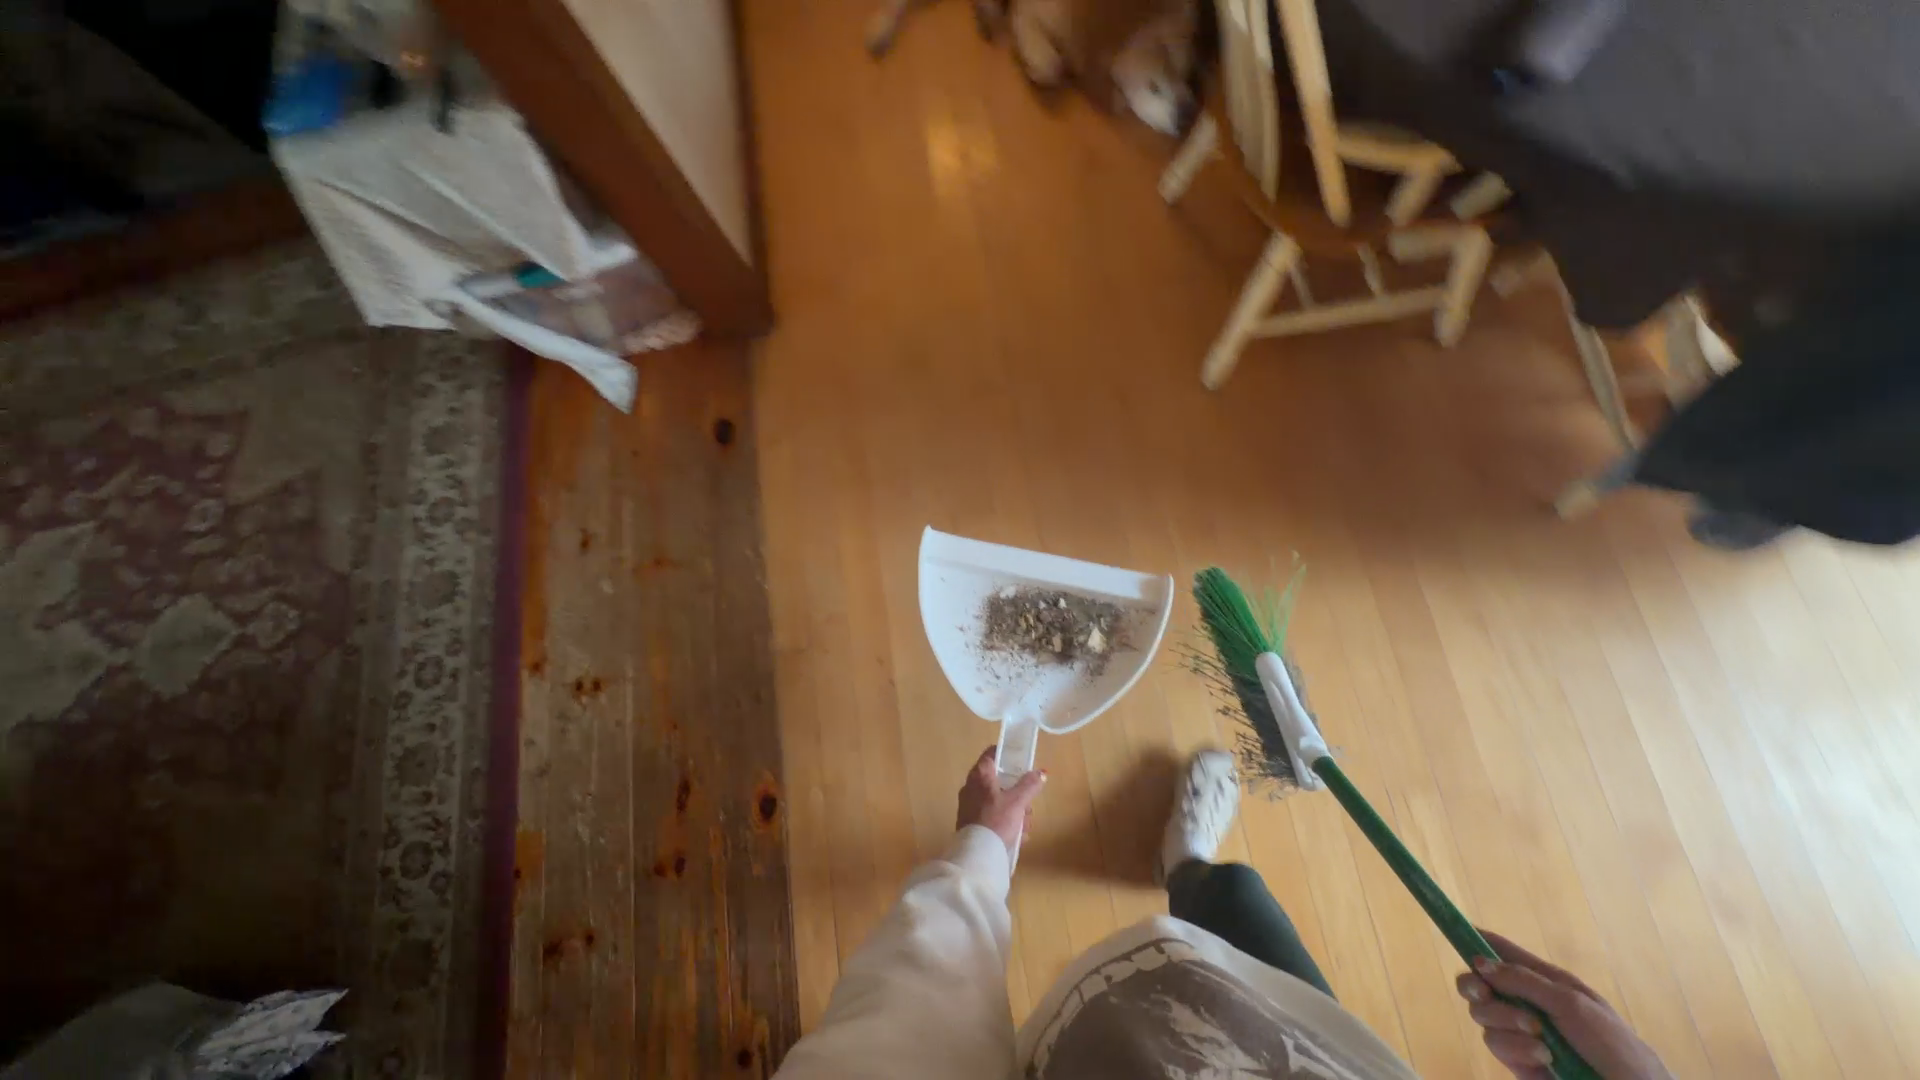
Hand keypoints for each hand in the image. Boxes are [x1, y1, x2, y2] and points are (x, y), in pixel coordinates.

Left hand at [955, 747, 1046, 856]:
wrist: (979, 854)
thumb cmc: (997, 821)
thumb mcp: (1018, 801)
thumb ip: (1030, 785)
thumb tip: (1041, 773)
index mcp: (980, 775)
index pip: (992, 753)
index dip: (1007, 754)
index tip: (1022, 760)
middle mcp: (972, 787)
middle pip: (999, 781)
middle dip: (1018, 794)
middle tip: (1028, 805)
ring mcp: (970, 805)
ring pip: (999, 801)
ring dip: (1016, 812)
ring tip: (1025, 827)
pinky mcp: (972, 823)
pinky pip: (994, 816)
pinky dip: (1007, 823)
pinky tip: (1018, 837)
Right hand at [1456, 931, 1672, 1079]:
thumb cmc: (1612, 1043)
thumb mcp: (1572, 1003)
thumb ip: (1523, 981)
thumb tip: (1477, 961)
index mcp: (1540, 979)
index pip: (1499, 951)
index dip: (1475, 939)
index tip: (1454, 931)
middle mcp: (1523, 1001)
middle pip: (1475, 982)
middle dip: (1476, 987)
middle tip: (1484, 994)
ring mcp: (1517, 1031)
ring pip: (1481, 1014)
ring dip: (1505, 1021)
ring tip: (1538, 1036)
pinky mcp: (1517, 1059)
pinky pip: (1495, 1044)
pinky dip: (1515, 1048)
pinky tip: (1542, 1056)